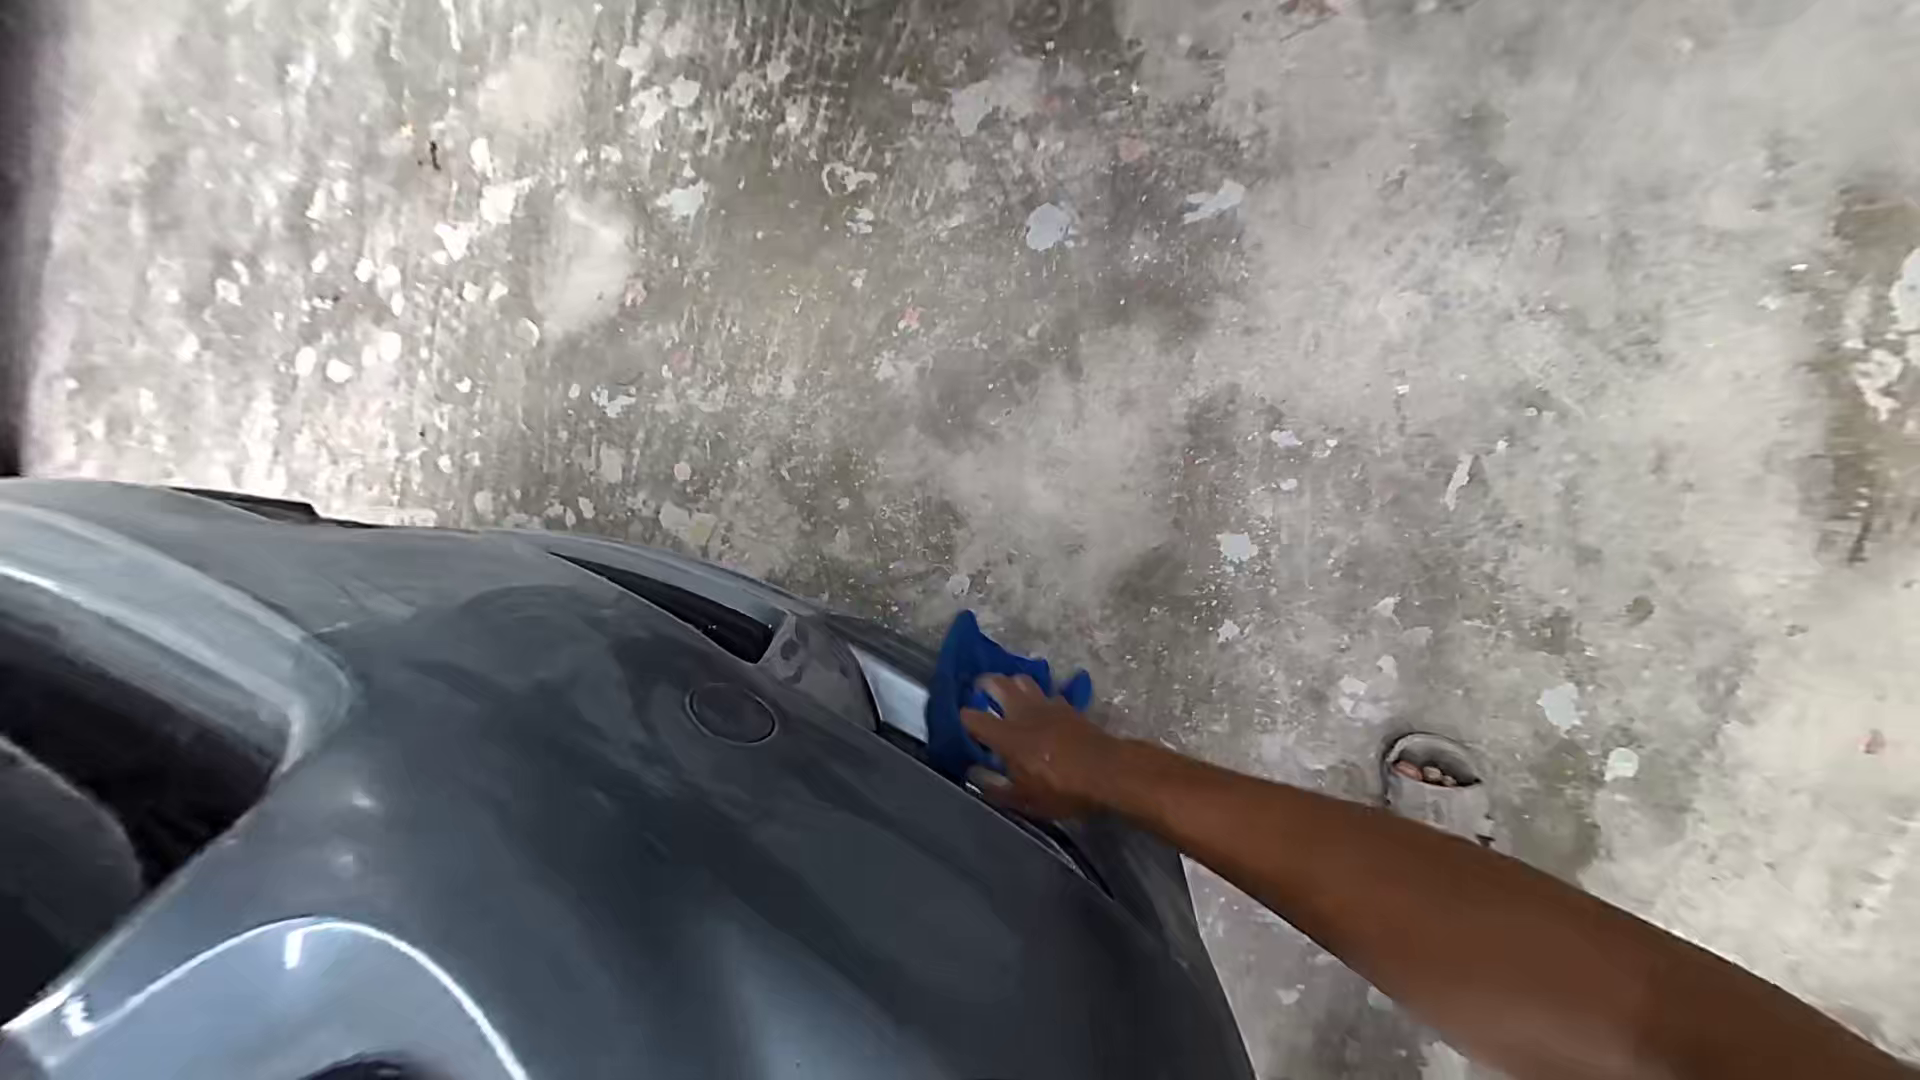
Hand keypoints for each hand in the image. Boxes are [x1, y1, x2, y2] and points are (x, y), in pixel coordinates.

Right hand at [960, 675, 1121, 819]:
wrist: (1108, 772)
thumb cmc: (1063, 789)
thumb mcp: (1025, 801)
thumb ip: (996, 788)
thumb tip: (974, 775)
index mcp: (1007, 736)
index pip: (974, 718)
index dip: (964, 718)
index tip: (962, 722)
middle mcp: (1023, 712)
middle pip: (998, 683)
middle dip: (984, 683)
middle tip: (979, 689)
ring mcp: (1046, 704)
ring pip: (1022, 680)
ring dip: (1011, 682)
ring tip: (1008, 693)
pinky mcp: (1066, 705)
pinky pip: (1045, 692)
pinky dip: (1038, 696)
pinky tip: (1040, 708)